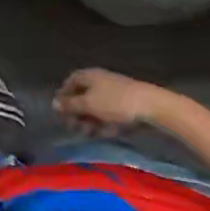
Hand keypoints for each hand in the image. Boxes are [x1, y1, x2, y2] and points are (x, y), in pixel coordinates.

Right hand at [54, 68, 178, 135]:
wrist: (156, 107)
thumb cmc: (116, 103)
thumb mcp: (88, 104)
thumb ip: (69, 105)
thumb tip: (53, 104)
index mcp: (86, 75)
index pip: (68, 85)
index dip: (63, 99)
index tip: (62, 115)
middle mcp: (99, 79)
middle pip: (82, 96)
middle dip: (78, 113)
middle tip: (77, 129)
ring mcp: (115, 90)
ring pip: (97, 105)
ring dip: (92, 120)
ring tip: (92, 134)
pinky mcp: (129, 102)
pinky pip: (112, 111)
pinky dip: (107, 121)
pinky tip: (109, 133)